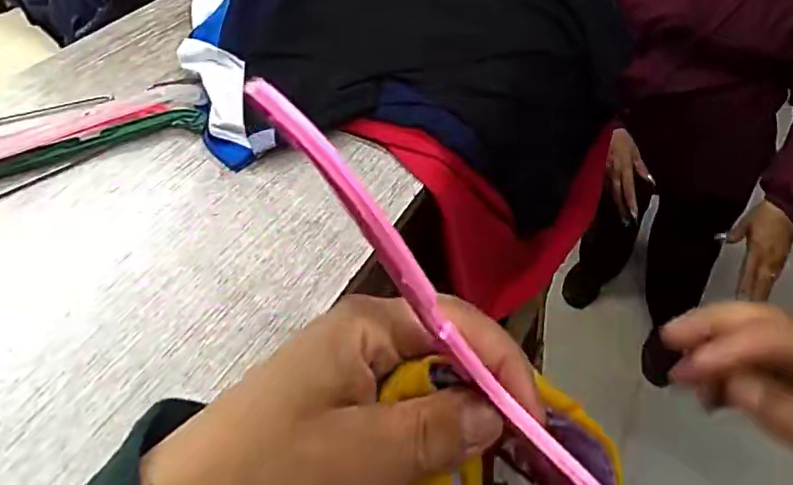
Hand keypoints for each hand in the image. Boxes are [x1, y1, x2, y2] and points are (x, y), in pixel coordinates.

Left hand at [141, 295, 545, 484]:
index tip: (531, 420)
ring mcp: (356, 367)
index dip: (503, 366)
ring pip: (432, 386)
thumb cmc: (261, 471)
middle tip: (515, 443)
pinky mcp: (343, 404)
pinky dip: (425, 439)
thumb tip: (497, 414)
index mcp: (373, 322)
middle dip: (485, 395)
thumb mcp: (351, 455)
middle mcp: (371, 333)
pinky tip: (436, 463)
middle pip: (451, 353)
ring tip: (485, 455)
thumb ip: (430, 430)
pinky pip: (403, 412)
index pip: (461, 326)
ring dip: (457, 422)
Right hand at [607, 127, 650, 221]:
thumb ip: (641, 166)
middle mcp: (613, 174)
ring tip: (619, 216)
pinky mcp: (595, 171)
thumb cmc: (621, 138)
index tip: (634, 215)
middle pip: (618, 194)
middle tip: (626, 223)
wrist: (601, 129)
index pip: (628, 189)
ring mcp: (603, 173)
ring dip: (614, 204)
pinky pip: (601, 186)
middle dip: (622, 209)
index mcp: (624, 168)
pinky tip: (606, 202)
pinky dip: (605, 195)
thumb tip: (650, 180)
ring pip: (609, 192)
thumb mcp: (634, 150)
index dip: (631, 202)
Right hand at [664, 304, 792, 484]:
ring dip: (720, 343)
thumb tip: (735, 381)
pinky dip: (734, 368)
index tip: (688, 360)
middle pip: (767, 323)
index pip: (780, 336)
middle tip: (669, 337)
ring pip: (762, 339)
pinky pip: (768, 366)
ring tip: (681, 363)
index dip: (731, 342)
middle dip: (717, 324)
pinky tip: (713, 382)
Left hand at [726, 199, 792, 301]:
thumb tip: (726, 240)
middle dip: (753, 301)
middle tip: (745, 315)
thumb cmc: (765, 214)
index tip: (736, 305)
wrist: (788, 209)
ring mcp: (777, 263)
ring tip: (753, 309)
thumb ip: (735, 233)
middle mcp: (767, 261)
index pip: (748, 276)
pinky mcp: (783, 260)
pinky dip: (767, 287)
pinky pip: (774, 278)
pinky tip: (763, 292)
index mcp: (757, 252)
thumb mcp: (747, 221)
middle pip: (760, 287)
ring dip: (761, 297)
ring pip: (768, 285)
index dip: (742, 291)